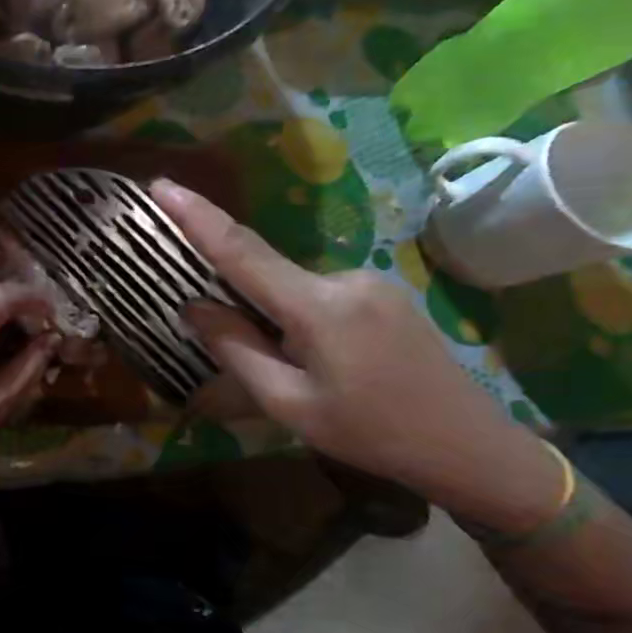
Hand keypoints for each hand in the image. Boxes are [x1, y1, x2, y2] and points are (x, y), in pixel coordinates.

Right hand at [151, 180, 562, 523]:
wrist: (470, 446)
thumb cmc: (370, 433)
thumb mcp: (288, 403)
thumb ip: (236, 350)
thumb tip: (194, 307)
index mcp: (319, 306)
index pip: (242, 252)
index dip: (197, 218)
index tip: (161, 186)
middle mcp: (345, 278)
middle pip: (264, 273)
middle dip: (234, 296)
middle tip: (225, 341)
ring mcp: (370, 281)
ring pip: (291, 287)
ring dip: (270, 315)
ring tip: (290, 370)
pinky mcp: (383, 292)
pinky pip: (317, 294)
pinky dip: (295, 315)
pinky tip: (315, 359)